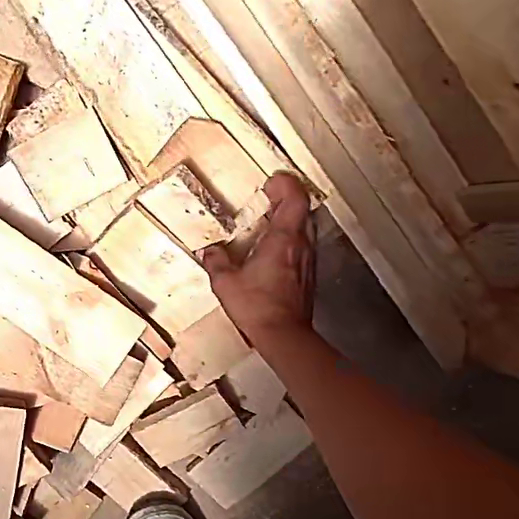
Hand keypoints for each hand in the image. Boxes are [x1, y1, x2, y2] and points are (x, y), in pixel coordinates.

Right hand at [201, 172, 314, 342]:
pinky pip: (304, 249)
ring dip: (290, 221)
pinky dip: (291, 242)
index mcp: (283, 239)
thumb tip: (210, 252)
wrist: (284, 336)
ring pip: (306, 229)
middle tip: (268, 198)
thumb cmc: (258, 308)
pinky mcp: (309, 277)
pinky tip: (273, 253)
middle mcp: (301, 246)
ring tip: (268, 224)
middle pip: (303, 210)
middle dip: (287, 199)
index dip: (285, 184)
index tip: (271, 183)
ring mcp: (308, 262)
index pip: (295, 198)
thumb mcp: (226, 283)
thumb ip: (216, 262)